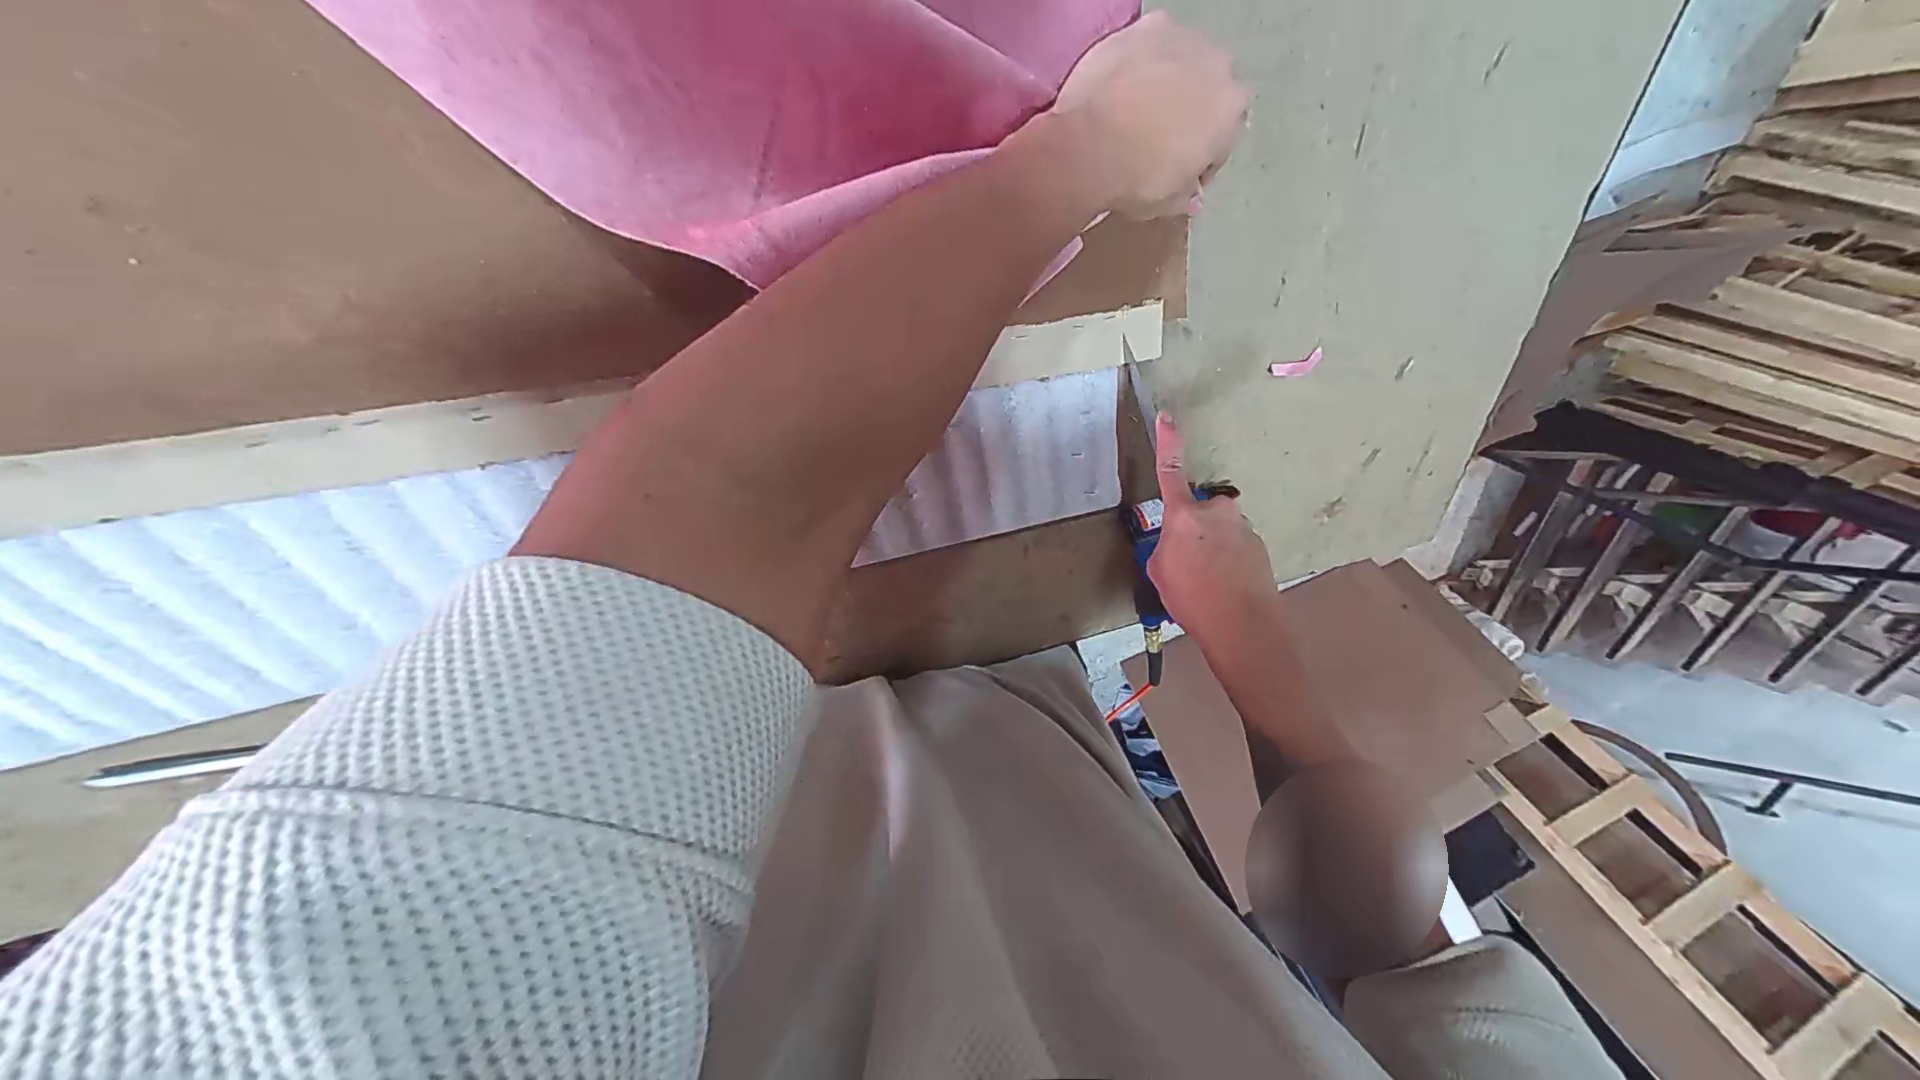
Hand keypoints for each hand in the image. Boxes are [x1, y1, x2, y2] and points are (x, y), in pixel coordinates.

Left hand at [1035, 12, 1247, 218]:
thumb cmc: (1135, 179)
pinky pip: (1149, 46)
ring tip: (1135, 110)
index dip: (1199, 160)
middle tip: (1156, 139)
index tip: (1178, 173)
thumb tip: (1192, 199)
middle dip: (1189, 113)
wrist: (1089, 145)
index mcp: (1231, 112)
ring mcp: (1185, 40)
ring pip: (1182, 64)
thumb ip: (1184, 197)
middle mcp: (1220, 66)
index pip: (1222, 140)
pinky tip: (1118, 85)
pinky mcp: (1148, 27)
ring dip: (1167, 83)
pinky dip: (1139, 63)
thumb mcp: (1164, 203)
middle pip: (1207, 93)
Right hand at [1146, 412, 1275, 631]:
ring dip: (1210, 549)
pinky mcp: (1258, 545)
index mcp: (1184, 516)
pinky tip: (1222, 586)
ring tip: (1204, 582)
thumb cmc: (1193, 597)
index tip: (1167, 418)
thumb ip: (1165, 546)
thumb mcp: (1159, 570)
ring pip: (1217, 530)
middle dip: (1191, 529)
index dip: (1167, 442)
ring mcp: (1242, 528)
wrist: (1242, 625)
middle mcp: (1216, 513)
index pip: (1170, 470)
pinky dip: (1227, 561)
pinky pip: (1234, 546)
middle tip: (1184, 562)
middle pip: (1198, 511)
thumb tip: (1177, 543)